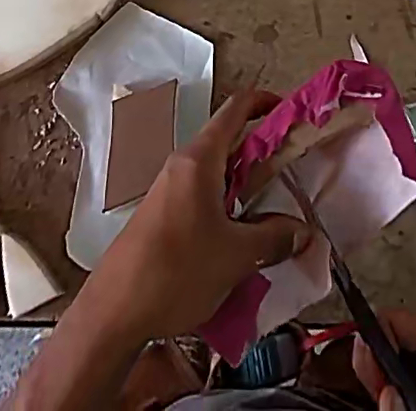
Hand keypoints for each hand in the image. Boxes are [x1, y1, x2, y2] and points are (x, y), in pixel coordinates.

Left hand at [80, 88, 311, 341]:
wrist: (112, 313)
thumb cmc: (177, 270)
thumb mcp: (236, 255)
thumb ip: (275, 237)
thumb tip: (303, 231)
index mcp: (201, 158)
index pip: (237, 108)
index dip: (266, 102)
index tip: (292, 114)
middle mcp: (184, 163)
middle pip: (229, 139)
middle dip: (263, 150)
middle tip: (293, 170)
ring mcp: (170, 188)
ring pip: (217, 170)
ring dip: (246, 182)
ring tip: (275, 207)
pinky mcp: (162, 213)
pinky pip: (203, 193)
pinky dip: (228, 202)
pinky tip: (241, 235)